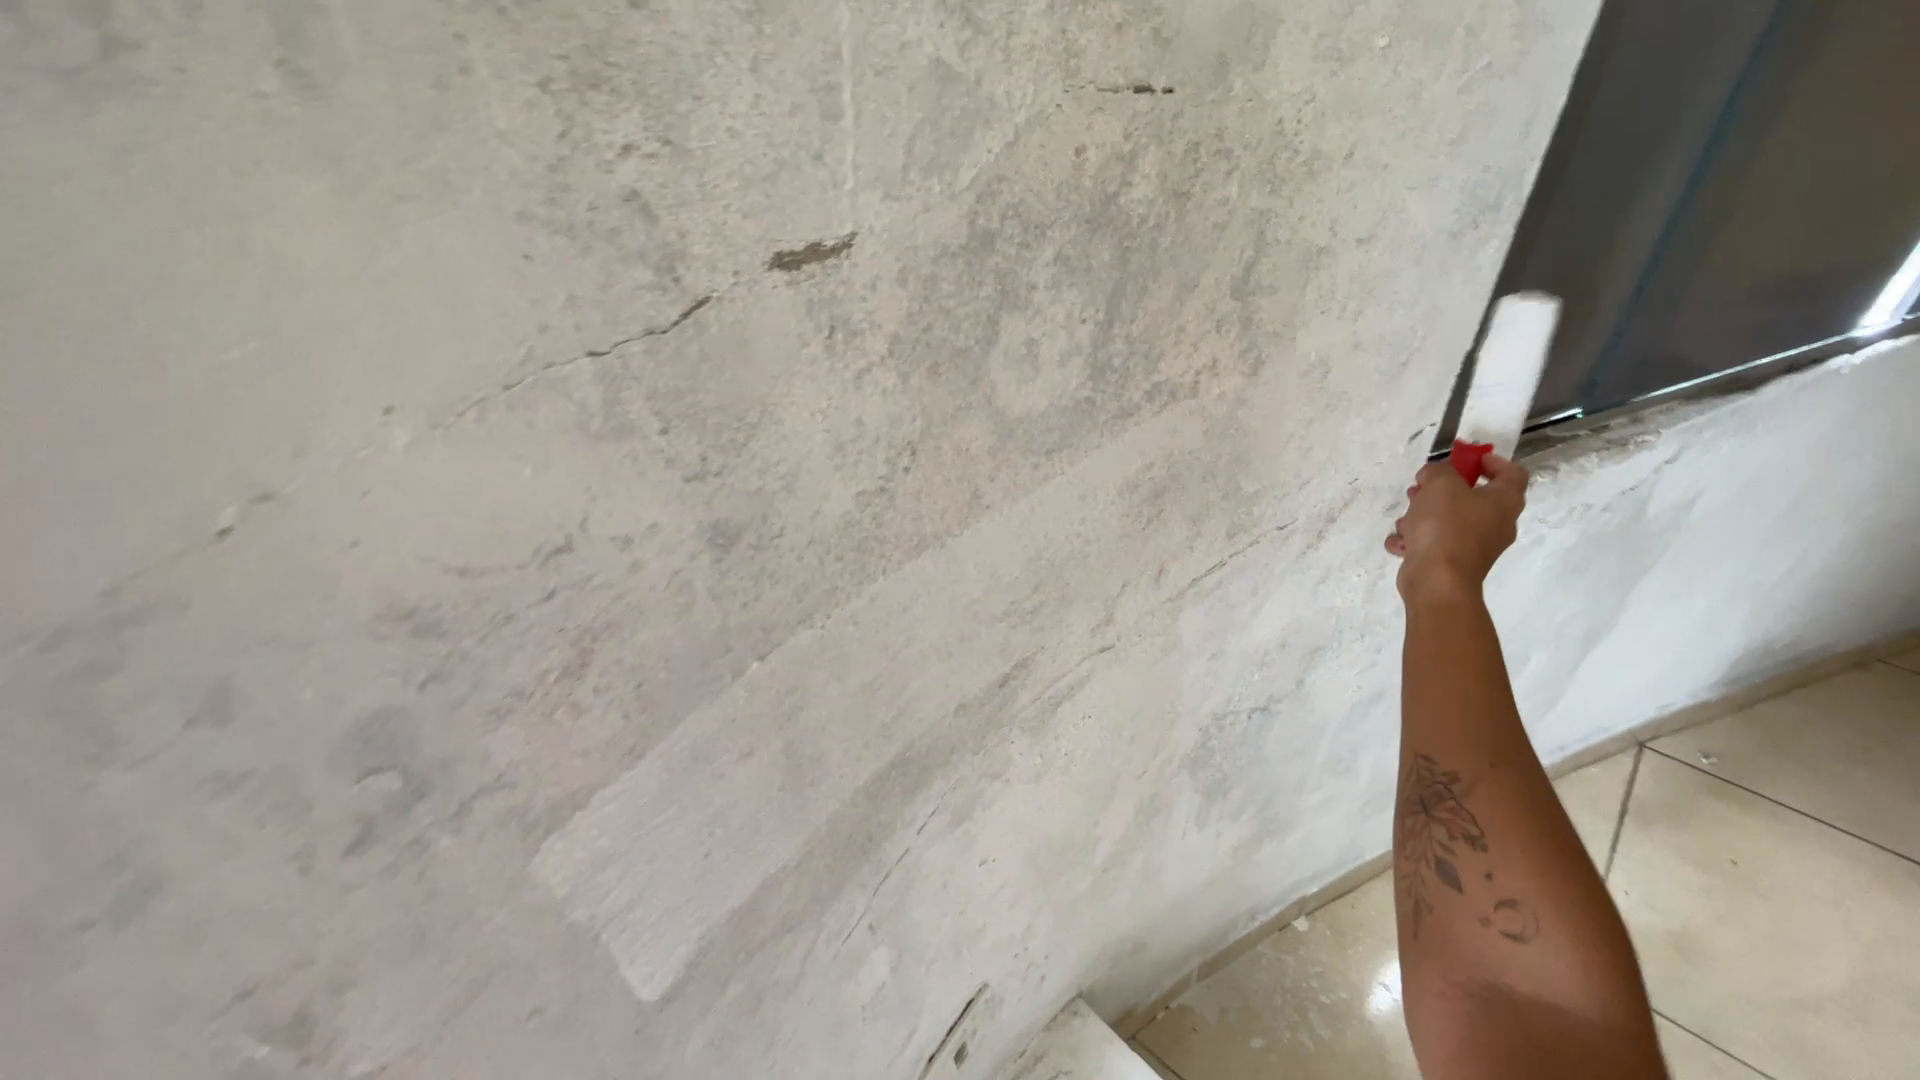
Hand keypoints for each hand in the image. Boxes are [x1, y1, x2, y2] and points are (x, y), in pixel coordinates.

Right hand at [1385, 453, 1527, 600]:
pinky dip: (1416, 542)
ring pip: (1448, 521)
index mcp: (1503, 501)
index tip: (1467, 459)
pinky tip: (1402, 544)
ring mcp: (1475, 547)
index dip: (1492, 461)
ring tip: (1404, 520)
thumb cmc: (1446, 526)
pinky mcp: (1453, 564)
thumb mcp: (1440, 484)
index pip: (1512, 473)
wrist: (1437, 580)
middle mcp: (1496, 524)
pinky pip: (1434, 544)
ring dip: (1422, 516)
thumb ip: (1437, 470)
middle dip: (1440, 491)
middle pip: (1472, 497)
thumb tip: (1432, 477)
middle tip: (1420, 488)